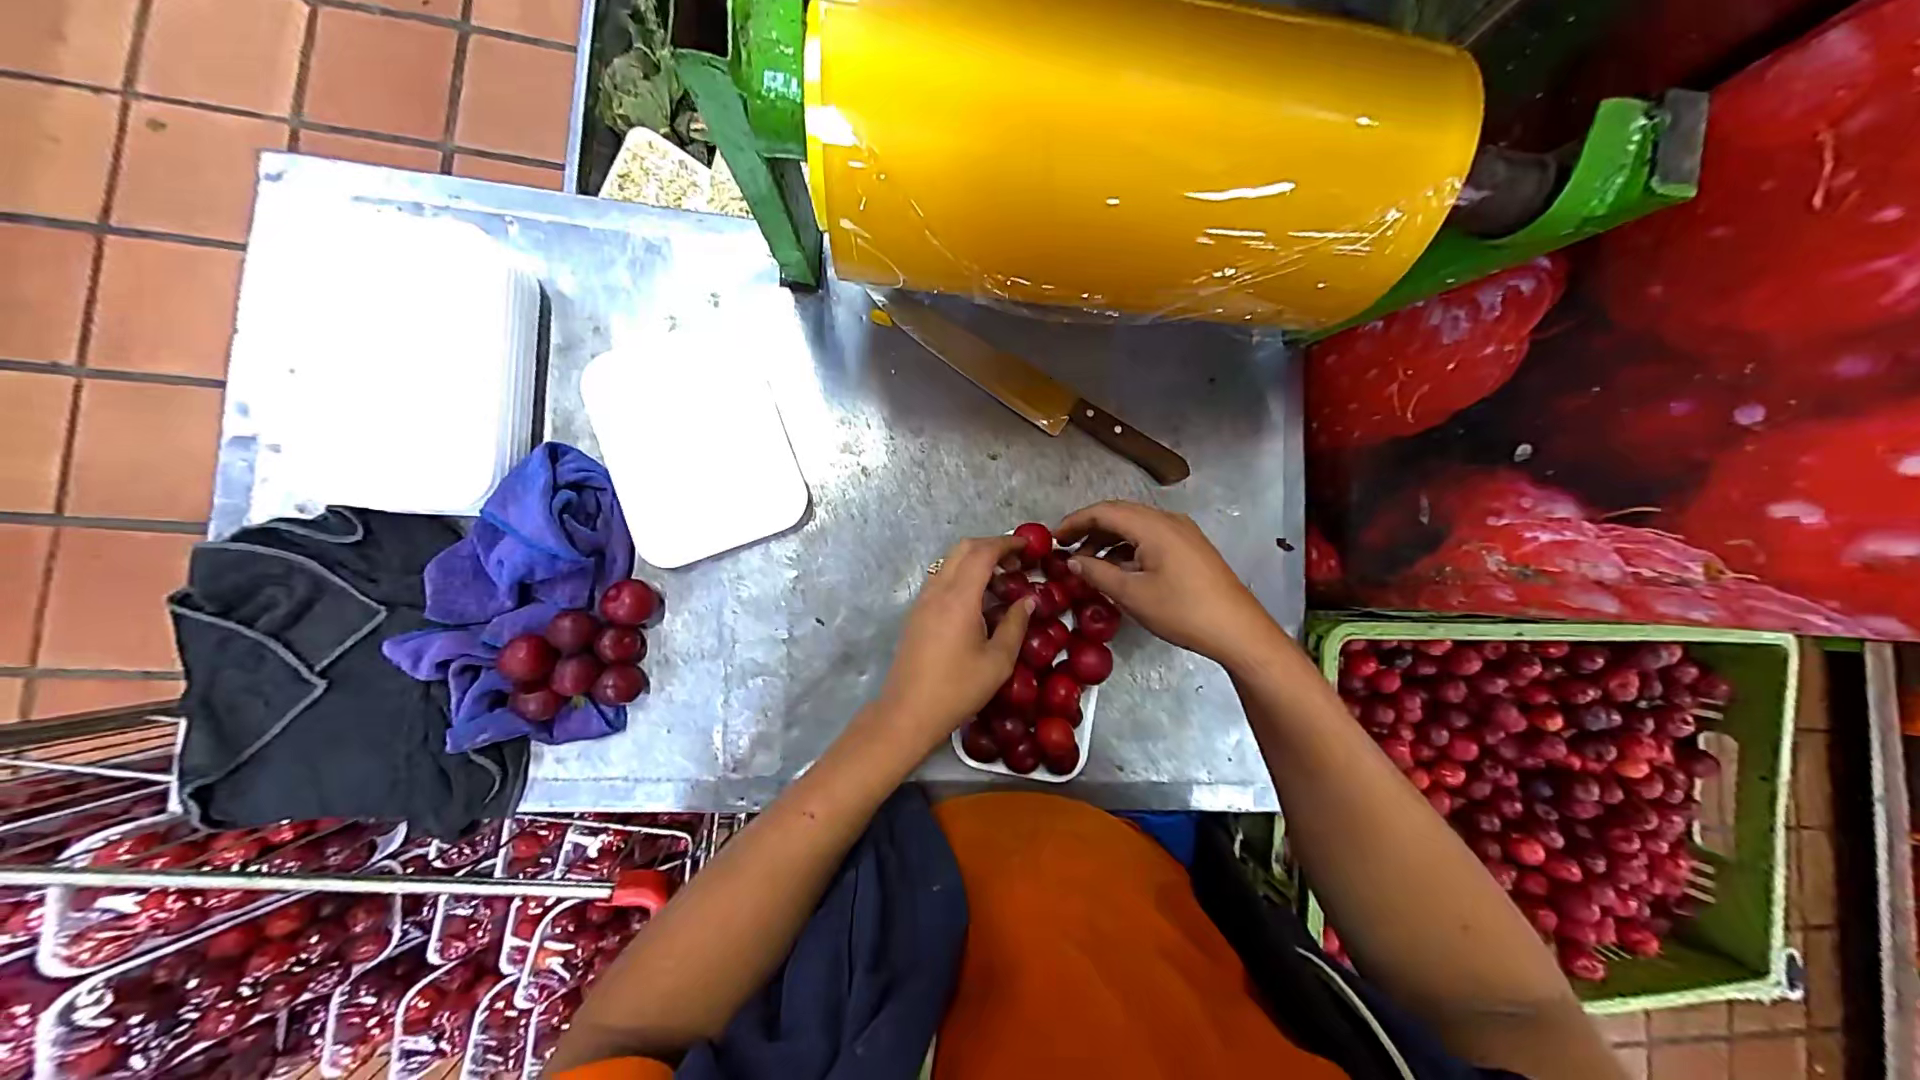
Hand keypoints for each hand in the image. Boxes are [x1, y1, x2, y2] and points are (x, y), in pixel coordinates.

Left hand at [871, 535, 1035, 754]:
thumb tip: (1028, 600)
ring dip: (974, 561)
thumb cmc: (958, 689)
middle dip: (991, 546)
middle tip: (1016, 561)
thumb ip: (1015, 625)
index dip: (1007, 543)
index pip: (983, 552)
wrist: (908, 711)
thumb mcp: (998, 661)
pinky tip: (978, 600)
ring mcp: (923, 601)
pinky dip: (962, 576)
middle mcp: (937, 591)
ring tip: (1001, 581)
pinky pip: (941, 580)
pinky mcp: (916, 614)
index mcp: (959, 597)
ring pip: (949, 563)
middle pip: (963, 549)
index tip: (1027, 546)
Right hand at [1055, 501, 1283, 669]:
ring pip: (1136, 527)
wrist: (1238, 630)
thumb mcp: (1131, 594)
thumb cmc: (1182, 611)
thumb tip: (1072, 561)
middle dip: (1089, 530)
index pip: (1104, 511)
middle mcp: (1168, 521)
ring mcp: (1183, 533)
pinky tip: (1117, 570)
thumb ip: (1097, 573)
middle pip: (1120, 514)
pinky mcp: (1190, 549)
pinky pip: (1150, 538)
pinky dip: (1128, 549)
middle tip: (1066, 550)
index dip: (1074, 522)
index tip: (1053, 538)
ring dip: (1108, 541)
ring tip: (1087, 564)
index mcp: (1153, 526)